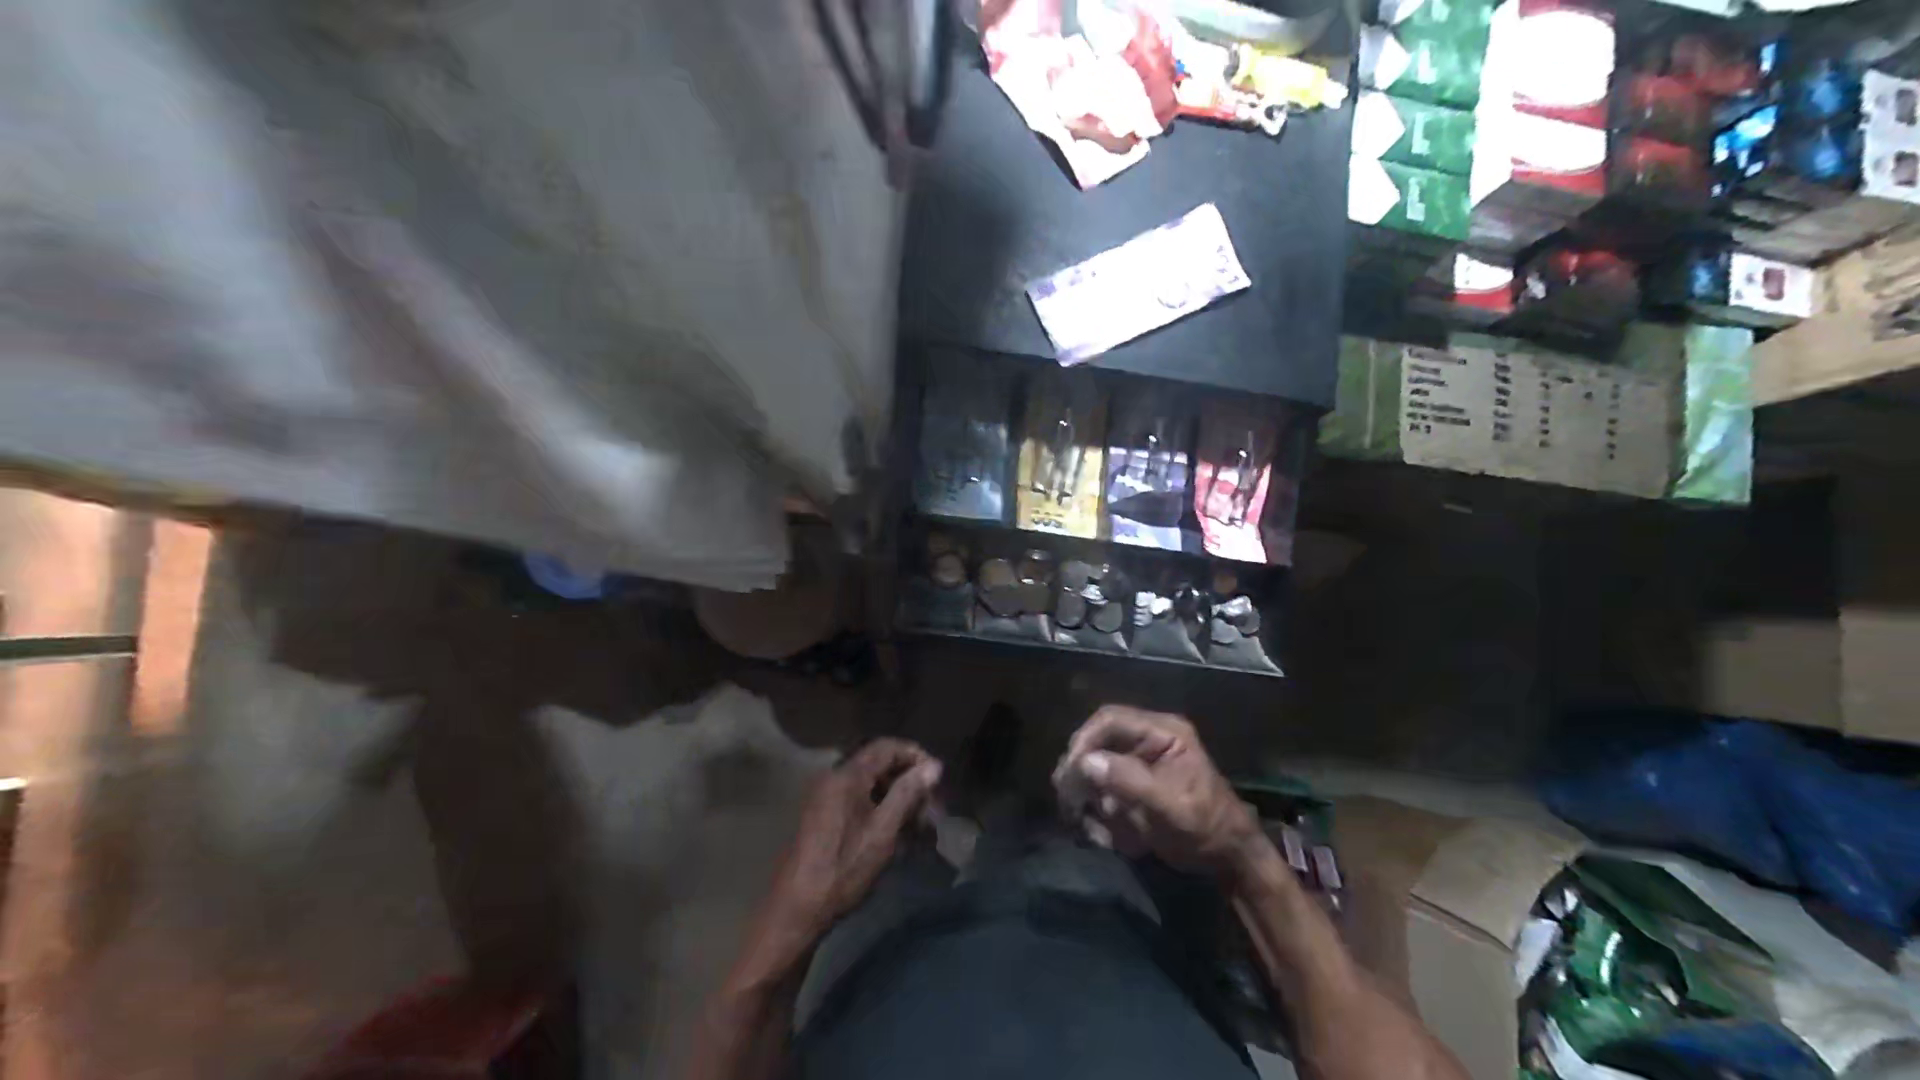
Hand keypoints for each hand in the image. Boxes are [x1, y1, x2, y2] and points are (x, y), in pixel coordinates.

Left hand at [762, 738, 942, 943]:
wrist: (797, 907)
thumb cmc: (844, 868)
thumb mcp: (883, 831)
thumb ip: (908, 793)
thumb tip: (933, 765)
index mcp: (847, 775)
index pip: (887, 746)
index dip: (915, 756)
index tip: (937, 778)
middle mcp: (834, 777)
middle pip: (880, 764)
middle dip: (909, 783)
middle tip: (931, 810)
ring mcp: (826, 796)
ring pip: (871, 785)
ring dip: (897, 799)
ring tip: (919, 828)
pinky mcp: (824, 814)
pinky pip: (859, 799)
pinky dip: (881, 810)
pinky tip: (897, 835)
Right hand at [1052, 706, 1263, 879]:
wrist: (1229, 857)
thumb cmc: (1207, 828)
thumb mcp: (1171, 808)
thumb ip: (1130, 782)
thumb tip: (1086, 762)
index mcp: (1163, 732)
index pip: (1110, 719)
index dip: (1085, 740)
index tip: (1070, 770)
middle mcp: (1148, 737)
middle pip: (1097, 737)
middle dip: (1079, 767)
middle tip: (1067, 796)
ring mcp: (1140, 758)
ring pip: (1095, 761)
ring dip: (1084, 788)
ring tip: (1080, 816)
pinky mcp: (1134, 780)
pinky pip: (1102, 784)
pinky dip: (1094, 804)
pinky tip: (1097, 828)